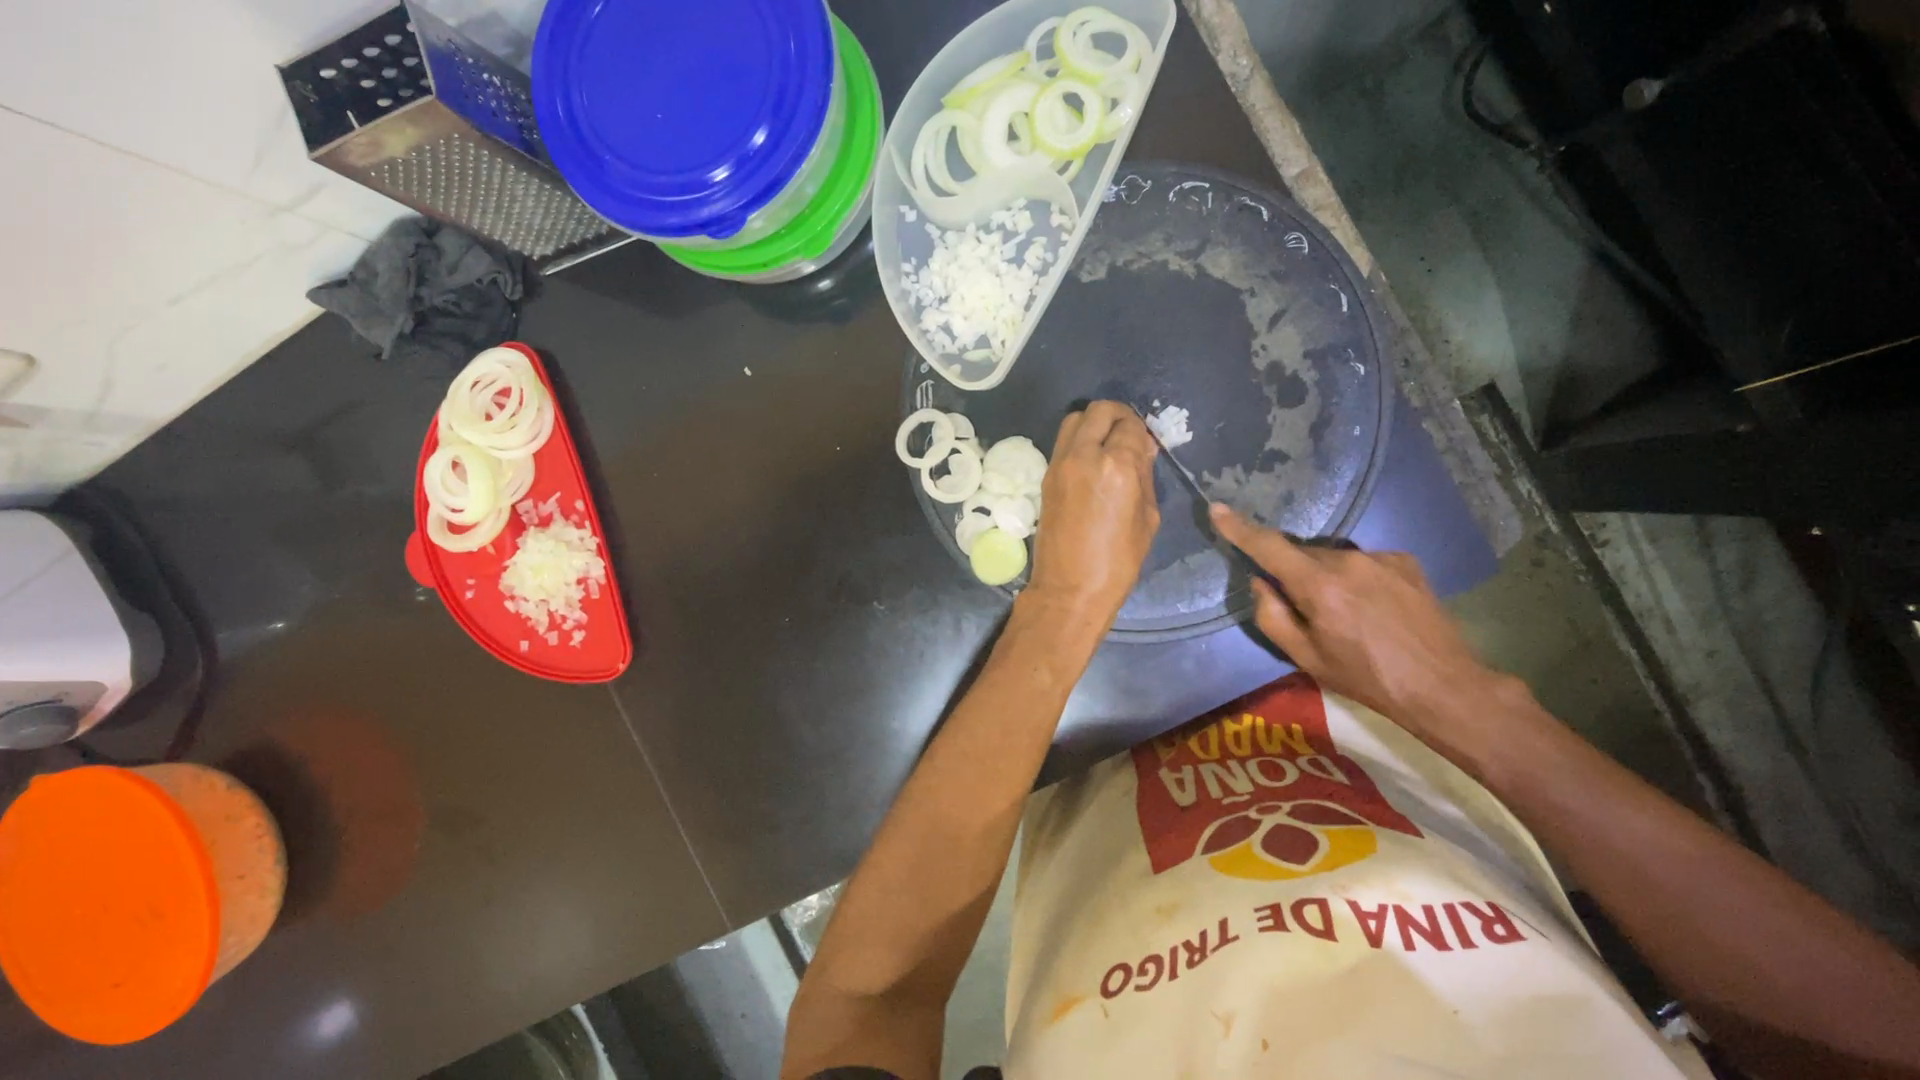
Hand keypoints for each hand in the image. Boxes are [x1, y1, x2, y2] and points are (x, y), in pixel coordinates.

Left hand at [1027, 402, 1160, 626]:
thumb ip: (1145, 477)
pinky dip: (1079, 440)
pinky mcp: (1046, 476)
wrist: (1070, 588)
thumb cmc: (1118, 562)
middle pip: (1100, 411)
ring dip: (1094, 424)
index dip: (1142, 432)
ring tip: (1108, 445)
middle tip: (1128, 434)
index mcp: (1117, 467)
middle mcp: (1085, 456)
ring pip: (1075, 420)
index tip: (1146, 445)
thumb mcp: (1148, 519)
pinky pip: (1063, 442)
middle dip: (1118, 416)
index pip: (1131, 426)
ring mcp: (1060, 464)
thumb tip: (1142, 450)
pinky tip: (1092, 462)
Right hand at [1210, 504, 1510, 742]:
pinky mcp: (1405, 561)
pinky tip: (1373, 608)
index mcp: (1319, 587)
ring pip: (1334, 557)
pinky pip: (1364, 562)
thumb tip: (1260, 583)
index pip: (1269, 547)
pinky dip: (1356, 578)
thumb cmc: (1366, 678)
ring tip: (1345, 615)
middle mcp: (1349, 561)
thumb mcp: (1306, 658)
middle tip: (1302, 609)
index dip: (1240, 529)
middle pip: (1302, 554)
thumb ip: (1272, 617)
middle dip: (1293, 572)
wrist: (1441, 685)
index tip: (1217, 509)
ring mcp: (1381, 558)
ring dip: (1326, 576)